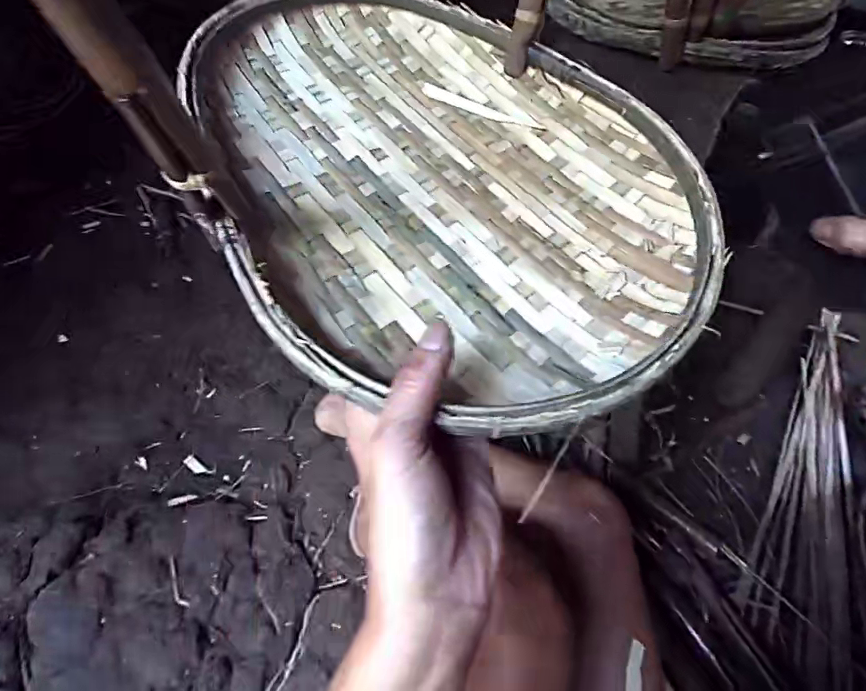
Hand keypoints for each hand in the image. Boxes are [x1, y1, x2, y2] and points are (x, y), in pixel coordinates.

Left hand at [321, 324, 501, 689]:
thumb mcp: (395, 450)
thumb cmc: (401, 522)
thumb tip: (436, 328)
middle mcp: (405, 418)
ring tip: (480, 299)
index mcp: (370, 420)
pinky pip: (485, 401)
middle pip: (411, 368)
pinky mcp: (478, 441)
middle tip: (445, 280)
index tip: (380, 288)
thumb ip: (413, 390)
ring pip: (451, 380)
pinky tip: (509, 347)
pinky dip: (494, 379)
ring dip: (462, 352)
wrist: (447, 585)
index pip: (357, 369)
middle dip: (422, 334)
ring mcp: (443, 429)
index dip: (362, 335)